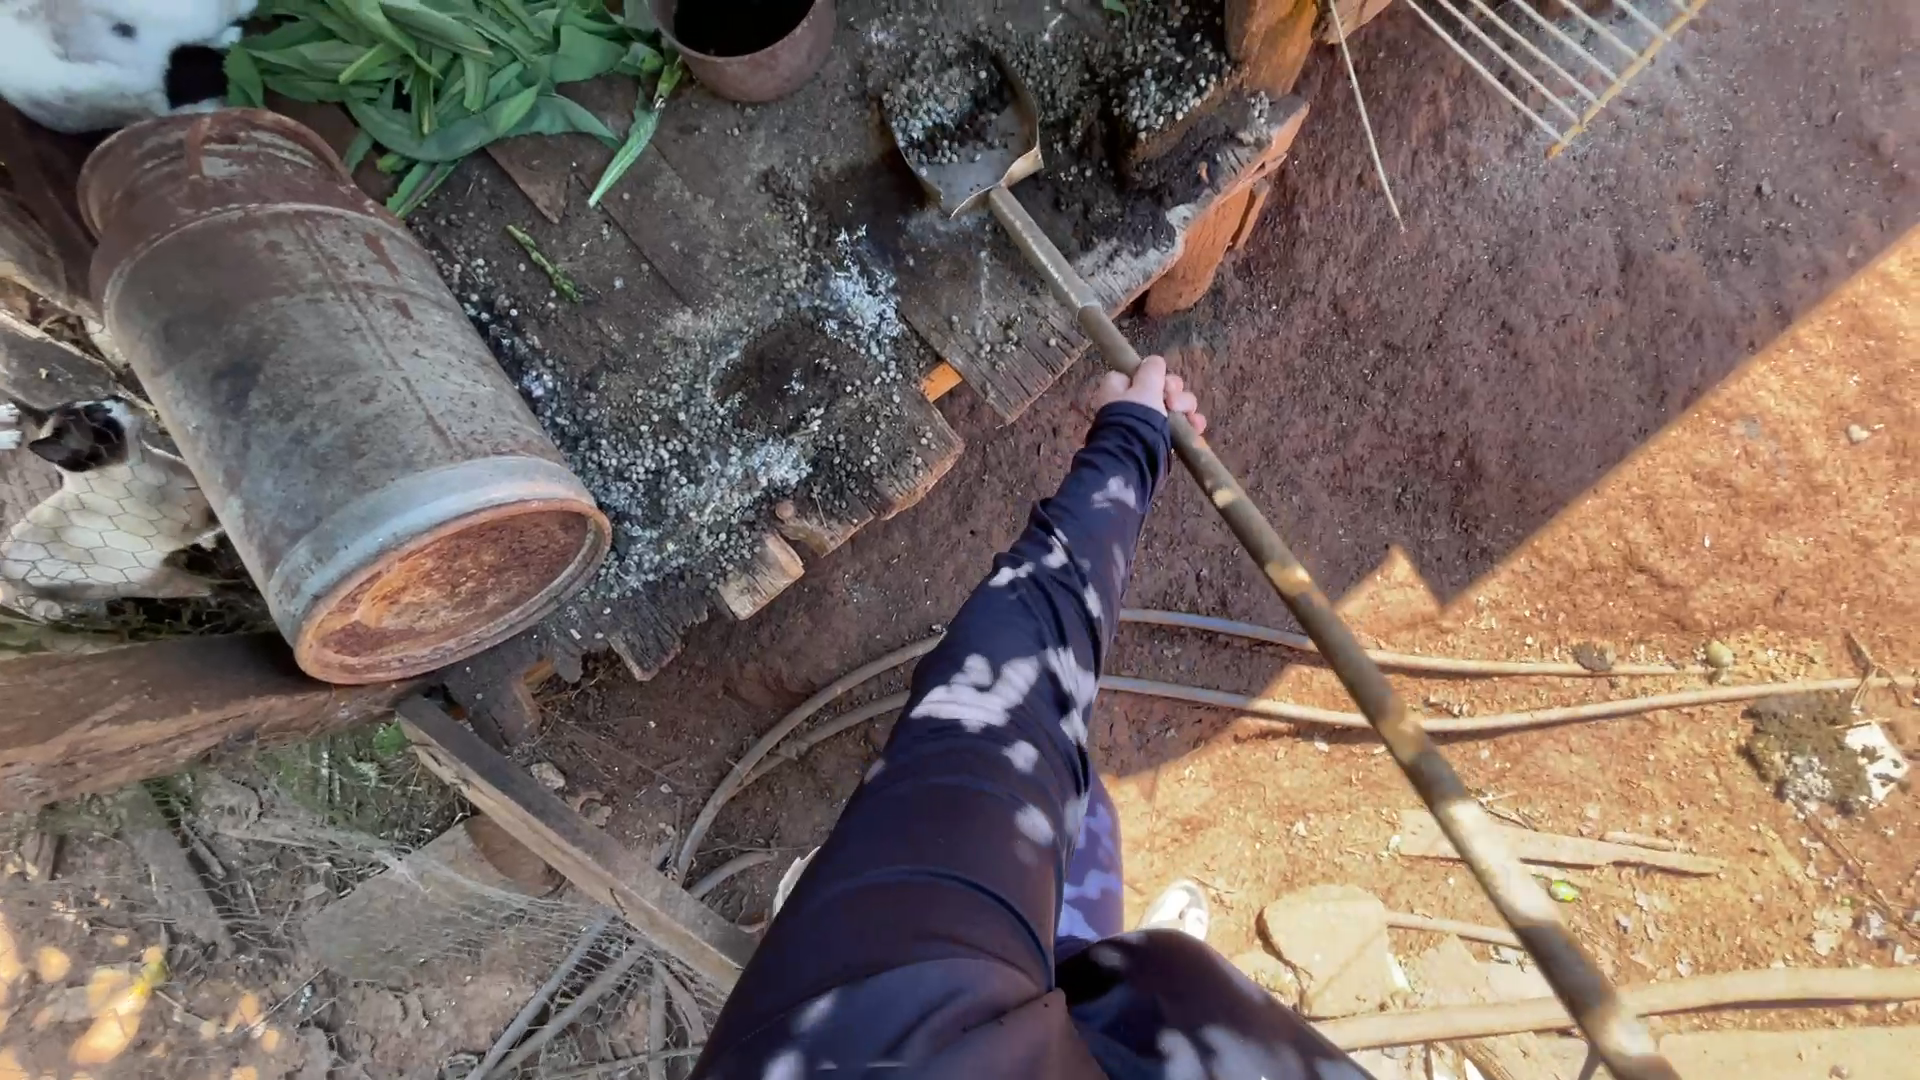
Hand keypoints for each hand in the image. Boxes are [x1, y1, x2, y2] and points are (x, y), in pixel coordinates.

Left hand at [1091, 355, 1207, 434]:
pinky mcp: (1157, 439)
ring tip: (1189, 416)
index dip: (1153, 375)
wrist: (1136, 458)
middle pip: (1158, 388)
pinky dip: (1188, 424)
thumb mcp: (1145, 386)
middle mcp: (1128, 406)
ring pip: (1171, 406)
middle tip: (1173, 401)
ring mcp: (1143, 423)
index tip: (1163, 381)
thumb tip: (1153, 361)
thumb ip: (1152, 370)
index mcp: (1117, 390)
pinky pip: (1176, 425)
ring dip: (1185, 407)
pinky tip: (1197, 427)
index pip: (1135, 373)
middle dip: (1174, 392)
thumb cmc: (1137, 418)